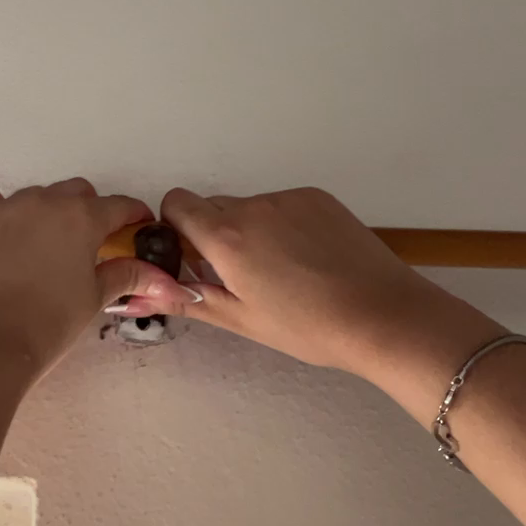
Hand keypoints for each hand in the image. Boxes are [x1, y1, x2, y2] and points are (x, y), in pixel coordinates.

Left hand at [0, 179, 194, 373]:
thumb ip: (127, 276)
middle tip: (90, 243)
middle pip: (77, 192)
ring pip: (38, 196)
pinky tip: (8, 239)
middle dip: (89, 210)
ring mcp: (8, 206)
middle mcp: (46, 201)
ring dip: (49, 212)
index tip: (138, 227)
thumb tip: (162, 277)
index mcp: (82, 218)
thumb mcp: (94, 298)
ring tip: (47, 246)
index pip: (119, 206)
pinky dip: (7, 214)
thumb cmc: (48, 322)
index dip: (133, 216)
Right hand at [118, 187, 504, 379]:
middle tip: (239, 273)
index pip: (176, 203)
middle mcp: (253, 206)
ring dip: (250, 230)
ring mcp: (288, 198)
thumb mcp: (240, 320)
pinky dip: (282, 224)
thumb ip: (186, 298)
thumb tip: (140, 296)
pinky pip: (282, 205)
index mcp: (226, 237)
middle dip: (213, 233)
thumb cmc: (307, 327)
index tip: (192, 256)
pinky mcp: (318, 198)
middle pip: (211, 205)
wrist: (385, 316)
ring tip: (283, 270)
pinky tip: (308, 258)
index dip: (176, 226)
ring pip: (249, 207)